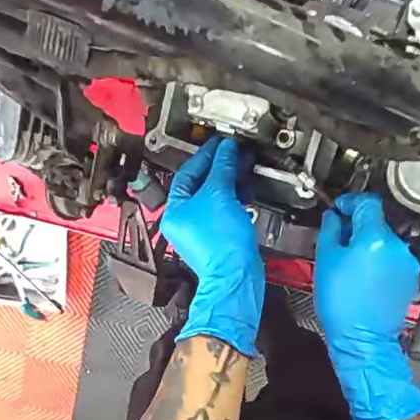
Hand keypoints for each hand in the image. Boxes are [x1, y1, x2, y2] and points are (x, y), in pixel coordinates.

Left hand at [162, 137, 263, 355]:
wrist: (237, 276)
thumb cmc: (221, 247)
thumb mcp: (220, 196)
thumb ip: (222, 168)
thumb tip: (226, 149)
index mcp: (174, 211)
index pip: (188, 172)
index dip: (206, 154)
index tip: (221, 143)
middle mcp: (185, 221)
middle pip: (202, 184)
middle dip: (220, 167)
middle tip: (233, 152)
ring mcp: (203, 231)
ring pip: (215, 197)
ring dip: (230, 180)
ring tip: (242, 166)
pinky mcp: (220, 238)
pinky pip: (226, 209)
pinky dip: (235, 197)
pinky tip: (245, 189)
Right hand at [314, 193, 419, 419]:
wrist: (363, 341)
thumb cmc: (342, 306)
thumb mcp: (326, 262)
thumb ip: (330, 231)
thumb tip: (334, 217)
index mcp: (376, 238)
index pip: (367, 202)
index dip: (350, 202)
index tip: (339, 210)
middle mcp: (398, 247)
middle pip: (378, 222)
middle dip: (358, 226)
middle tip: (338, 237)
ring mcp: (407, 263)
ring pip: (385, 241)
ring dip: (368, 244)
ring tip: (349, 260)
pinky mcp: (410, 279)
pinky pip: (393, 259)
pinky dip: (379, 259)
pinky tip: (363, 274)